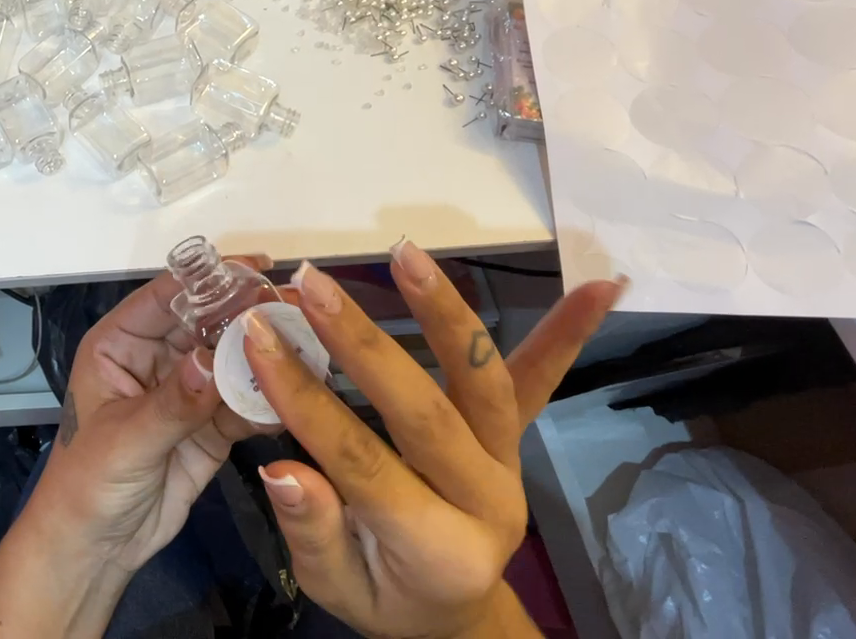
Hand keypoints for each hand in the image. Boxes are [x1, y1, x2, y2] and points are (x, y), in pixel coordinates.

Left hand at [30, 254, 277, 571]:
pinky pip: (242, 405)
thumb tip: (210, 358)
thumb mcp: (125, 439)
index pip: (165, 298)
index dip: (207, 279)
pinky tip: (303, 392)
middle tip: (297, 303)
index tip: (255, 266)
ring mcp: (185, 393)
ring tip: (312, 342)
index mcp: (121, 344)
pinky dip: (269, 400)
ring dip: (265, 355)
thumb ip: (172, 402)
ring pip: (229, 362)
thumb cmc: (88, 482)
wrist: (94, 549)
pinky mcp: (209, 428)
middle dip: (247, 314)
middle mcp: (155, 359)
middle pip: (206, 325)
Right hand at [247, 243, 622, 638]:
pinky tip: (600, 285)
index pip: (359, 460)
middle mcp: (485, 499)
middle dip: (360, 341)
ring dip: (444, 311)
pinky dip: (567, 332)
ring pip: (482, 381)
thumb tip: (281, 468)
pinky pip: (539, 383)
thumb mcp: (335, 588)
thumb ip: (312, 531)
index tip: (255, 337)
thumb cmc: (385, 596)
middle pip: (423, 411)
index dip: (304, 398)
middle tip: (310, 284)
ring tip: (406, 252)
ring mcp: (506, 461)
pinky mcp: (514, 438)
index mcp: (435, 547)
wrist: (453, 611)